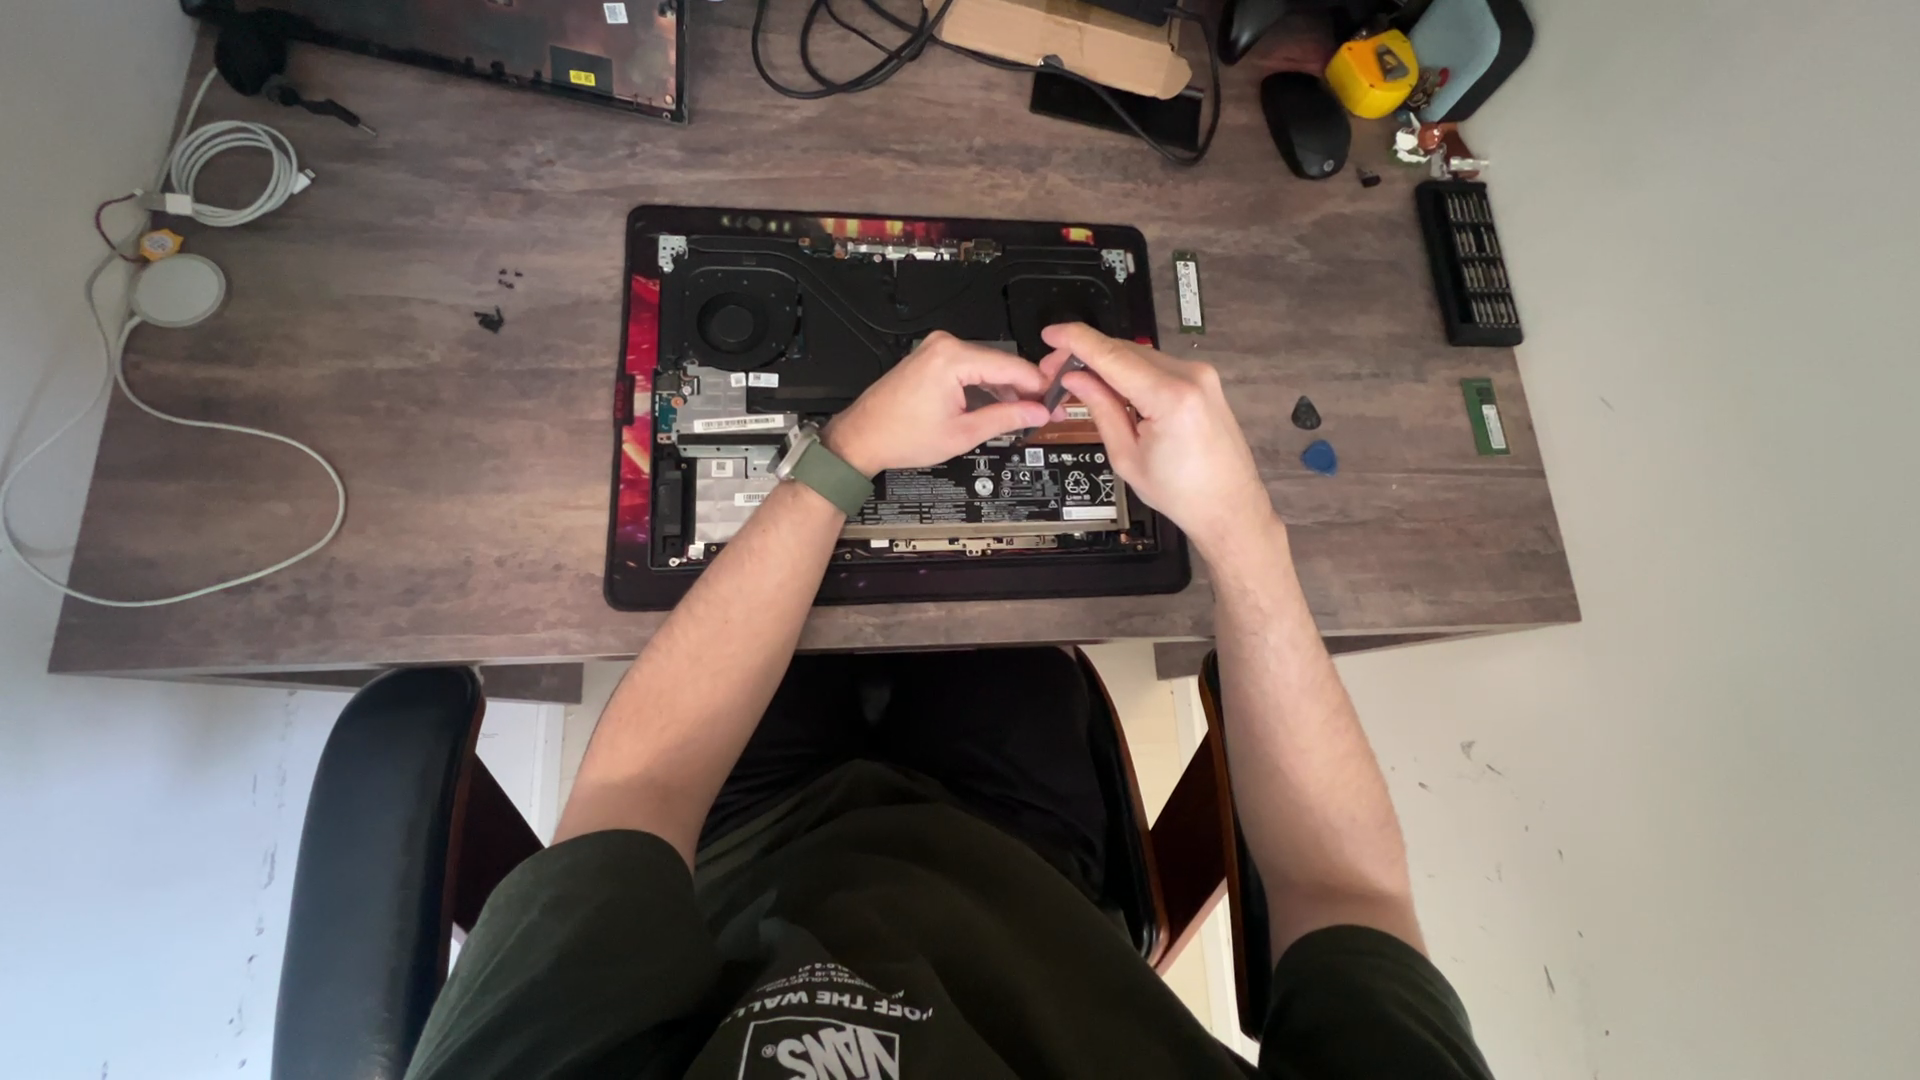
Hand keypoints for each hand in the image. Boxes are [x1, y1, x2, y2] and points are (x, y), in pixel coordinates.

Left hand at [823, 332, 1050, 474]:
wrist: (863, 438)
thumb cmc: (899, 436)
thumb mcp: (963, 433)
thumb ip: (1006, 418)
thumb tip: (1036, 412)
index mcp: (952, 358)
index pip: (1012, 366)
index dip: (1039, 386)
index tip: (1056, 401)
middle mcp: (944, 345)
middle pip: (1001, 364)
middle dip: (1024, 389)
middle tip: (1045, 411)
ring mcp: (937, 349)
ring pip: (987, 367)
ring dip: (1006, 389)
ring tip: (1025, 413)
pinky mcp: (932, 358)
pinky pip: (970, 368)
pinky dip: (985, 386)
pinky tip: (999, 405)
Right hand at [1038, 323, 1277, 556]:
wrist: (1227, 505)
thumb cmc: (1183, 492)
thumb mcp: (1126, 456)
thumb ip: (1101, 409)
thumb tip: (1076, 381)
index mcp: (1170, 398)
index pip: (1112, 356)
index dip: (1077, 341)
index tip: (1052, 334)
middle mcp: (1191, 377)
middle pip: (1124, 351)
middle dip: (1087, 356)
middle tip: (1056, 372)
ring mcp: (1201, 376)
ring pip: (1139, 356)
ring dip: (1107, 365)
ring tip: (1081, 383)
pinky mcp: (1203, 381)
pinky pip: (1157, 366)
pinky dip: (1129, 372)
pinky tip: (1112, 387)